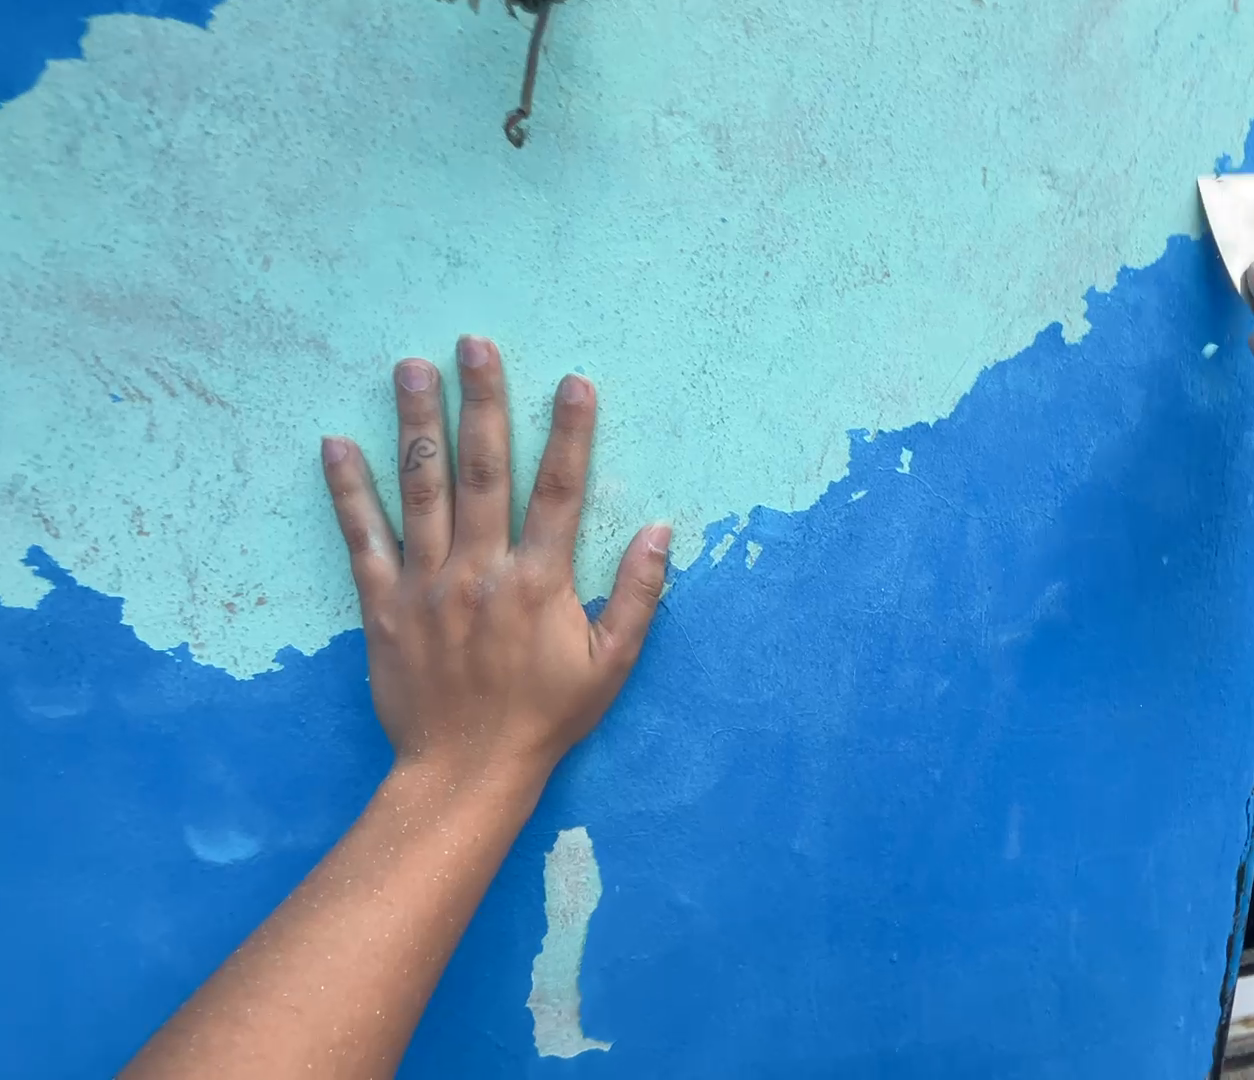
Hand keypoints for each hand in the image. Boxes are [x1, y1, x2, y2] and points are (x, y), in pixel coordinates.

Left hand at [319, 335, 669, 787]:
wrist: (466, 770)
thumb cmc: (550, 714)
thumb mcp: (614, 662)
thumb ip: (640, 594)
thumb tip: (661, 531)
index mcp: (540, 580)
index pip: (561, 491)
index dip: (571, 434)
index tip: (574, 383)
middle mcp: (480, 568)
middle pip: (484, 470)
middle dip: (482, 402)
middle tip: (474, 345)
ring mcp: (426, 583)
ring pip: (421, 490)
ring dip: (416, 424)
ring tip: (408, 369)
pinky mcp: (383, 605)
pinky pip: (362, 538)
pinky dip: (348, 490)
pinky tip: (336, 444)